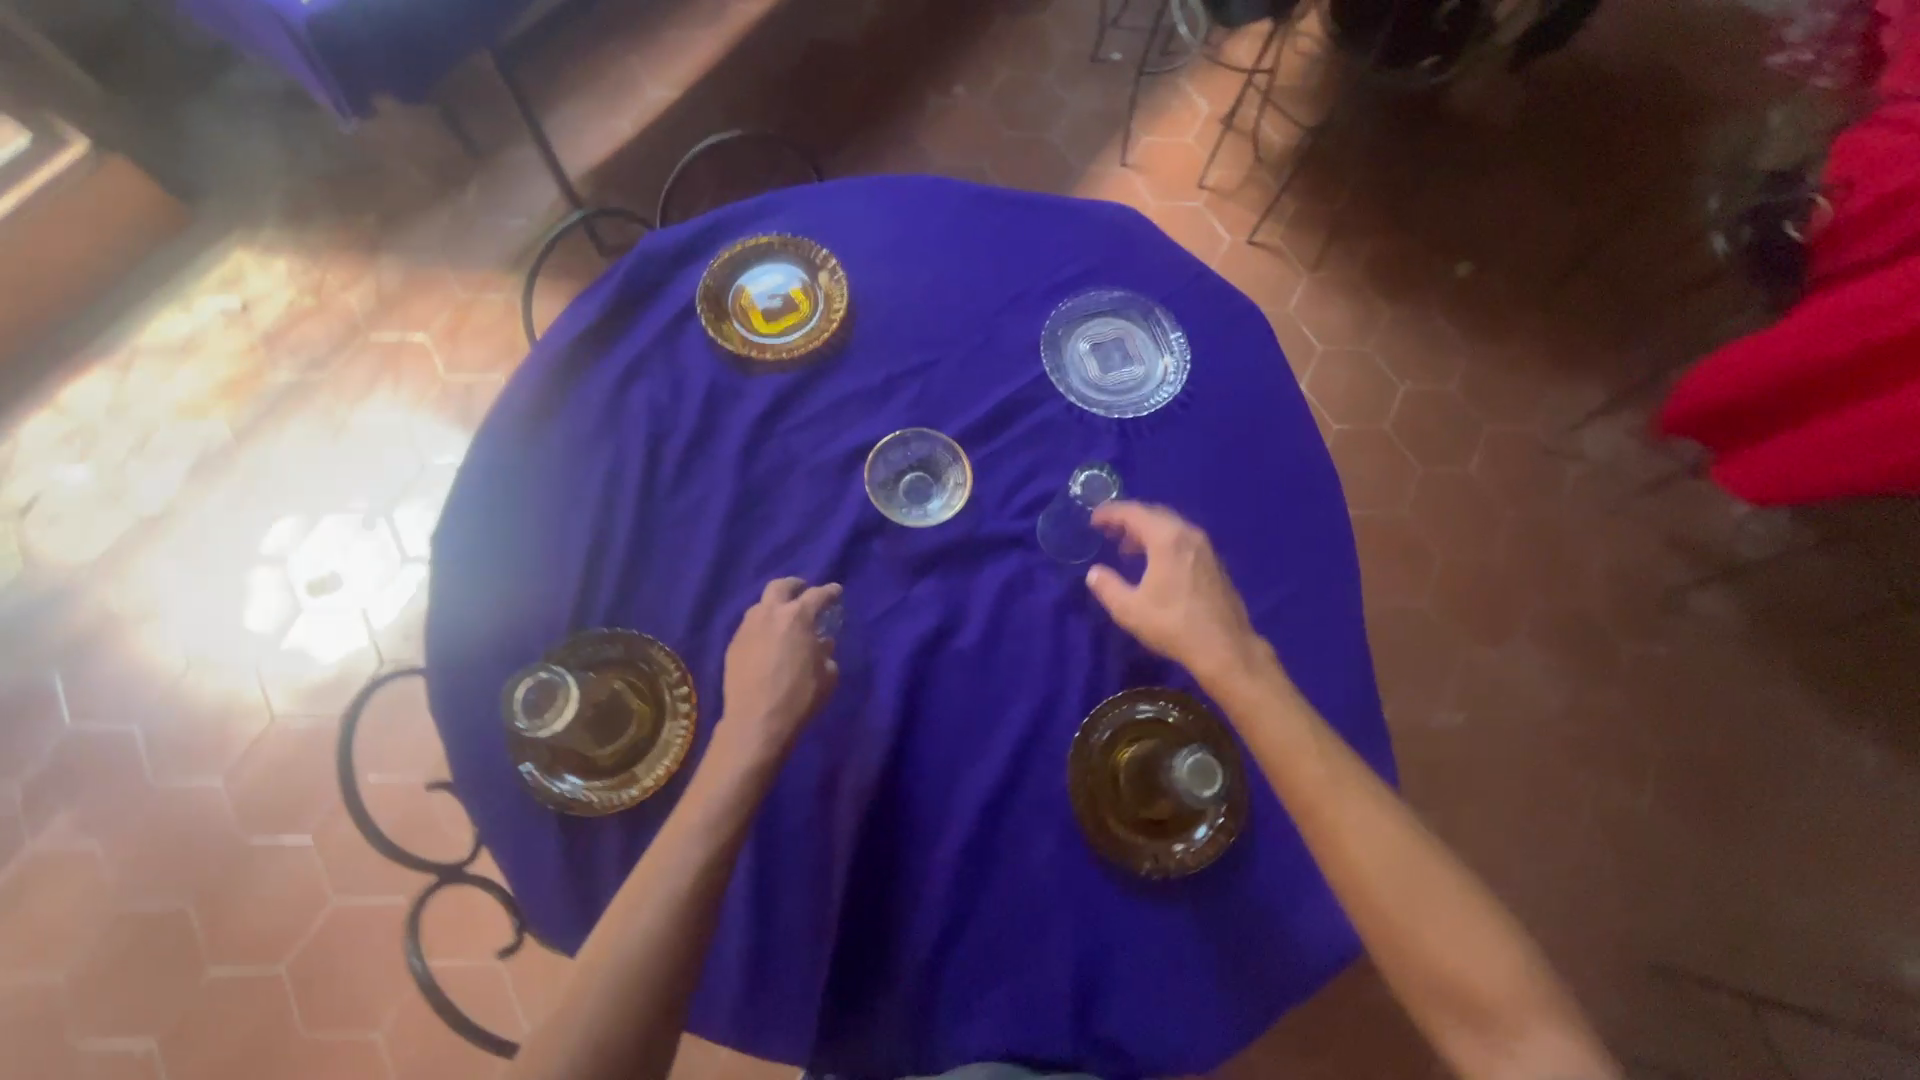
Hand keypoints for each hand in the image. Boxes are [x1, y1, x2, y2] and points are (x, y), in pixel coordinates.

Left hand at [718, 578, 841, 763]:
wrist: (756, 721)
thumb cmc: (799, 697)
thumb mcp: (827, 675)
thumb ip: (826, 653)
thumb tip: (821, 644)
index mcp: (798, 617)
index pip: (817, 595)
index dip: (830, 592)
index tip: (836, 592)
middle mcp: (770, 614)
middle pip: (780, 586)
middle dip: (795, 586)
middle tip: (803, 592)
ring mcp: (747, 628)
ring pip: (760, 605)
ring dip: (774, 606)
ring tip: (782, 619)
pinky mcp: (733, 645)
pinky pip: (750, 626)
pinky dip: (761, 627)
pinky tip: (767, 641)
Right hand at [1085, 502, 1269, 685]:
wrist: (1224, 647)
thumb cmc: (1172, 624)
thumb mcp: (1129, 609)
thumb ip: (1107, 586)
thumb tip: (1095, 573)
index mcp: (1167, 539)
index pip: (1134, 513)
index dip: (1110, 513)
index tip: (1093, 520)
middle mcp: (1189, 535)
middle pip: (1154, 514)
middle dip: (1129, 519)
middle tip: (1109, 530)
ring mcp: (1206, 548)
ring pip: (1171, 527)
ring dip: (1147, 531)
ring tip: (1127, 548)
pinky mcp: (1215, 563)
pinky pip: (1183, 540)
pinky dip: (1164, 542)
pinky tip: (1156, 563)